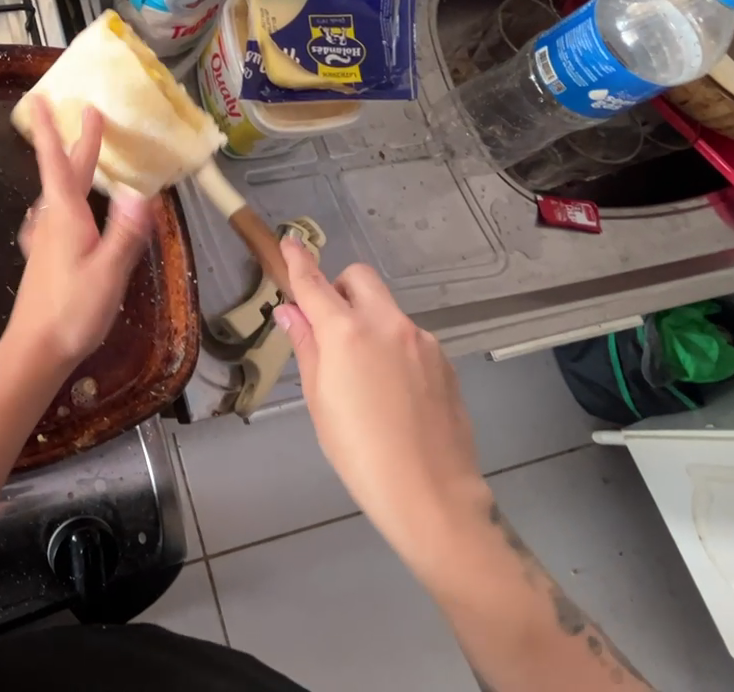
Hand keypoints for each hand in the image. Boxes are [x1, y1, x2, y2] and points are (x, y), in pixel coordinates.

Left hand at [5, 97, 155, 368]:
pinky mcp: (48, 258)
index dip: (52, 131)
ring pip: (61, 195)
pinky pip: (59, 216)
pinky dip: (68, 200)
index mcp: (66, 217)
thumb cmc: (72, 311)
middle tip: (88, 114)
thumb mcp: (108, 272)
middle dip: (77, 143)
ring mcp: (48, 240)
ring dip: (72, 169)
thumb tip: (139, 190)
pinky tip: (63, 211)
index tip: (41, 99)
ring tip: (84, 155)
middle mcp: (53, 222)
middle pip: (63, 174)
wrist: (35, 349)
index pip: (58, 164)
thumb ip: (124, 233)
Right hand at [274, 240, 487, 548]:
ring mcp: (421, 340)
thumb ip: (306, 346)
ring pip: (386, 310)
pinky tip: (394, 392)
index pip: (314, 284)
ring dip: (368, 322)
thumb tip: (291, 312)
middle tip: (329, 323)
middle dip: (341, 287)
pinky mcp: (443, 360)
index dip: (298, 261)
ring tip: (364, 375)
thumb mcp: (319, 400)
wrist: (431, 493)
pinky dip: (393, 347)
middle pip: (360, 278)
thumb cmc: (358, 451)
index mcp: (346, 333)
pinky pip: (409, 337)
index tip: (289, 241)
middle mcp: (386, 324)